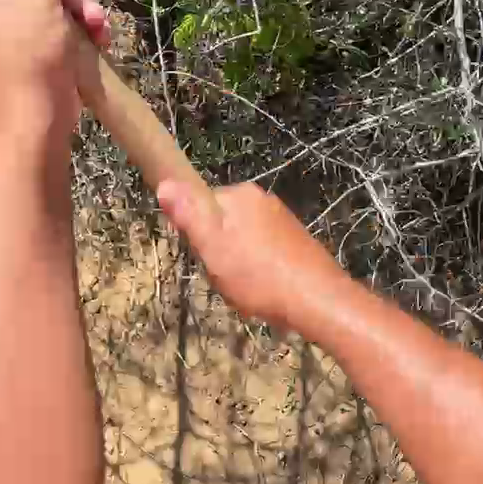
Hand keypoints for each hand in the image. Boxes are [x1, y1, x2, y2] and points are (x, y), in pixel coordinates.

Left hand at [0, 0, 108, 144]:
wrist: (36, 120)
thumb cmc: (27, 56)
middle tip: (85, 8)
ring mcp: (13, 36)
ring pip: (53, 6)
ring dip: (81, 13)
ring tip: (98, 27)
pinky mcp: (36, 54)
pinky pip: (60, 29)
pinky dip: (80, 32)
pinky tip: (99, 39)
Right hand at [154, 180, 346, 330]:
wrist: (317, 299)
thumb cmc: (257, 274)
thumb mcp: (212, 246)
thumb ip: (188, 214)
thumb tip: (165, 184)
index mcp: (241, 194)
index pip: (201, 206)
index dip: (197, 235)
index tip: (205, 258)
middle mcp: (262, 199)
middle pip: (222, 222)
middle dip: (218, 251)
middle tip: (225, 276)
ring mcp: (281, 219)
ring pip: (242, 239)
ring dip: (237, 263)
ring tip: (245, 287)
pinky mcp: (295, 240)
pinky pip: (263, 250)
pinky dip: (258, 268)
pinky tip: (263, 289)